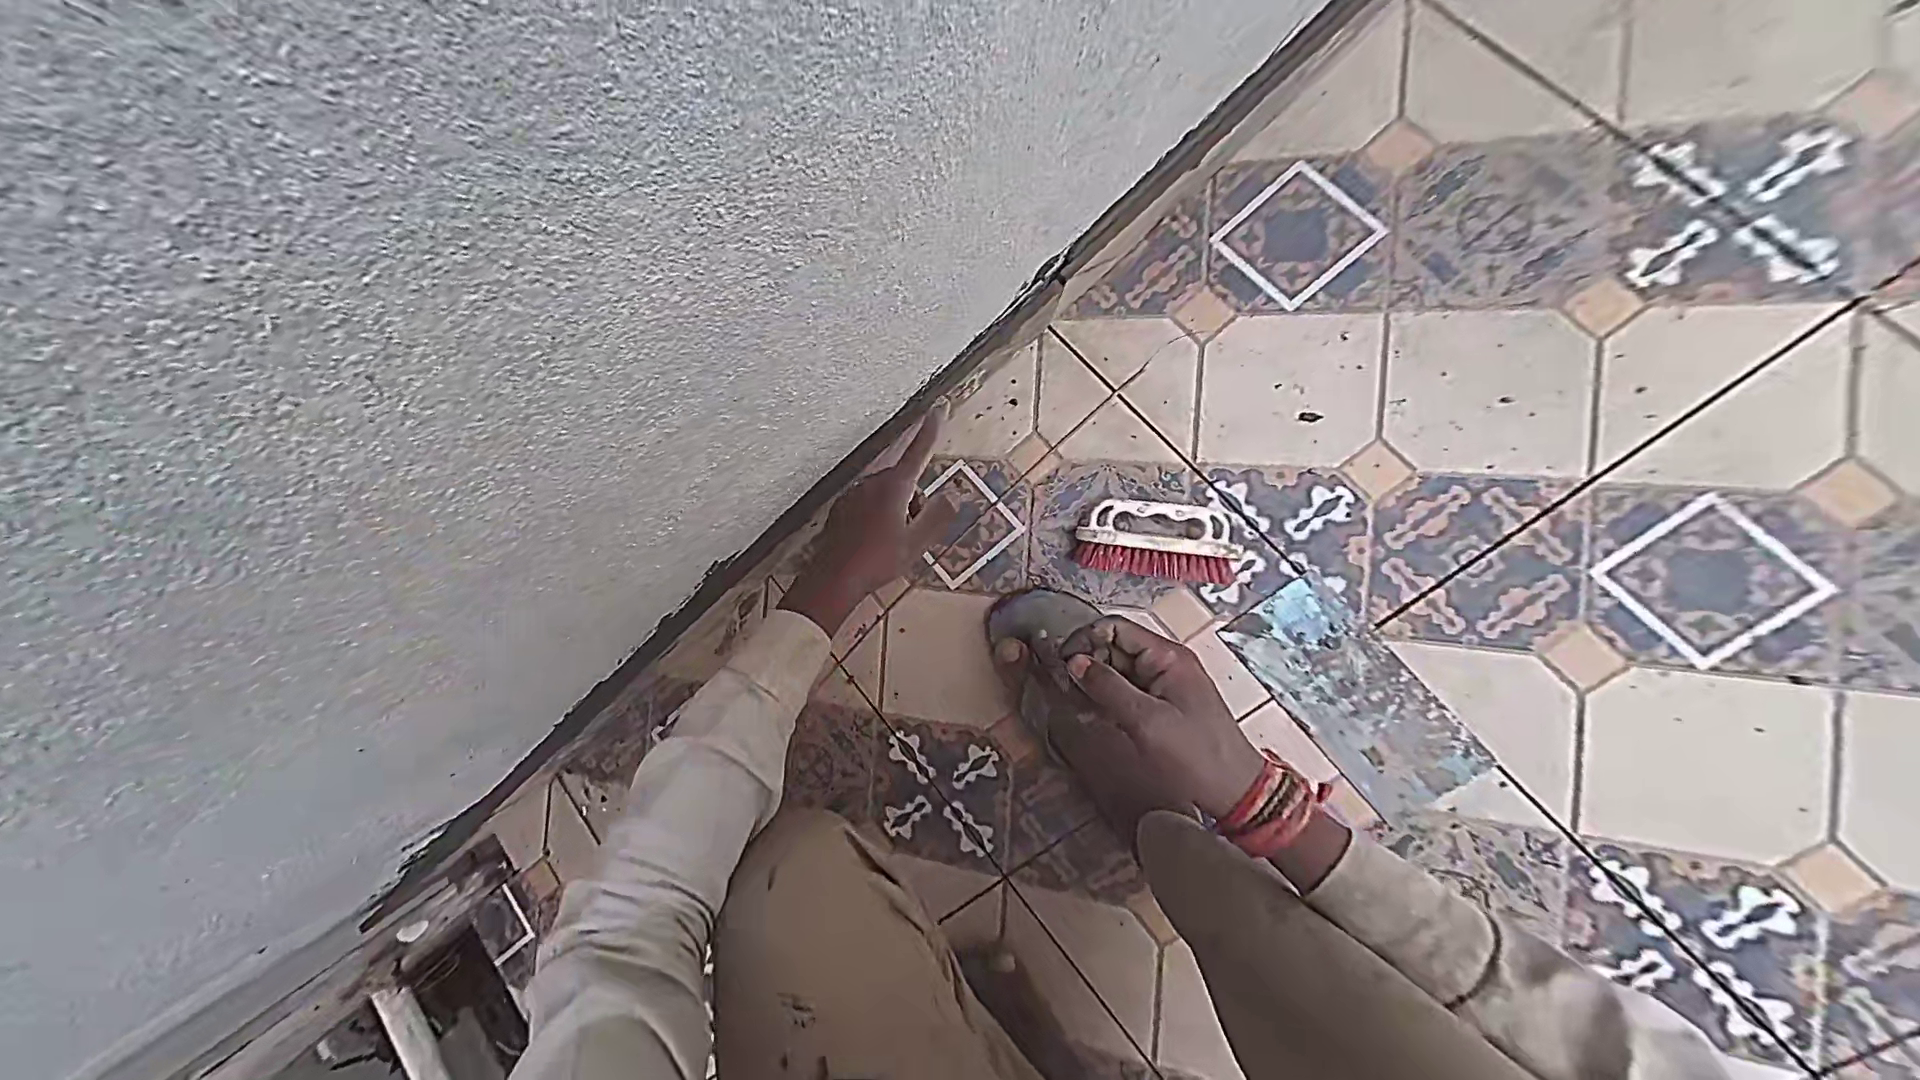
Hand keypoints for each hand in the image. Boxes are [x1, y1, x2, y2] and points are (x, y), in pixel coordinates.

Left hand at [778, 406, 957, 633]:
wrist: (835, 578)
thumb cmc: (878, 560)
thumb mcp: (917, 543)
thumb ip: (938, 517)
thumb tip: (952, 498)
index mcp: (894, 487)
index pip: (918, 452)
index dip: (931, 430)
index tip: (939, 407)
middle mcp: (872, 483)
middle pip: (904, 482)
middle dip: (913, 503)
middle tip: (909, 535)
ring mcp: (854, 494)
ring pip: (885, 495)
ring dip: (894, 512)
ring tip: (888, 544)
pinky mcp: (841, 507)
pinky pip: (867, 504)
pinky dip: (875, 518)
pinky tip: (870, 544)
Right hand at [1057, 616, 1265, 818]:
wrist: (1236, 791)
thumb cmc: (1195, 755)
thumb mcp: (1146, 720)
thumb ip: (1107, 687)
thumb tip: (1074, 662)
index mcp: (1167, 656)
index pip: (1116, 628)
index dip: (1085, 639)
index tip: (1064, 662)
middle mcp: (1166, 661)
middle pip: (1115, 646)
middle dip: (1088, 661)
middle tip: (1066, 686)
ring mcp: (1166, 681)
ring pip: (1119, 667)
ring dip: (1095, 680)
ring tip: (1075, 700)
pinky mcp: (1164, 701)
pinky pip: (1129, 687)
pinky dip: (1109, 695)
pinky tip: (1094, 710)